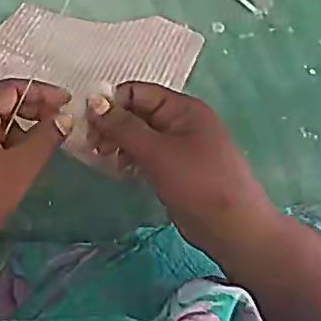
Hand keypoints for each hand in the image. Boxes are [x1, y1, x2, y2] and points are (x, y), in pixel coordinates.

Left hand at [0, 79, 72, 249]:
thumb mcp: (19, 168)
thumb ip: (44, 139)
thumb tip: (65, 117)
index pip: (9, 88)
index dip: (41, 92)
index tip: (67, 102)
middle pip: (2, 101)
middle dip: (33, 107)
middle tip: (61, 120)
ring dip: (23, 124)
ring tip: (48, 140)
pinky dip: (10, 139)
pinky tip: (26, 155)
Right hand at [86, 82, 284, 257]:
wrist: (233, 228)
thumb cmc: (198, 183)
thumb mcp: (157, 151)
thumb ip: (123, 126)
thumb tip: (93, 102)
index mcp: (182, 108)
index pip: (136, 92)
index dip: (110, 103)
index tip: (87, 124)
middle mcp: (180, 121)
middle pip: (135, 112)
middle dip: (111, 125)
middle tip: (92, 146)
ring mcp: (177, 145)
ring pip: (137, 134)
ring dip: (117, 142)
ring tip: (102, 159)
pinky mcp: (173, 167)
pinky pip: (144, 153)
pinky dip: (128, 157)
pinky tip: (117, 169)